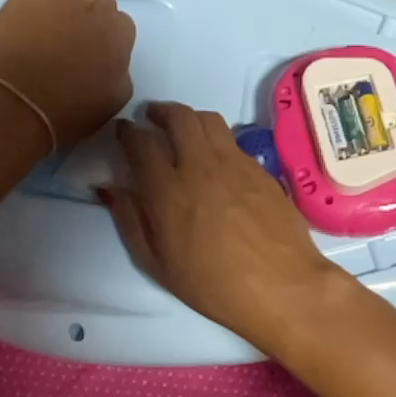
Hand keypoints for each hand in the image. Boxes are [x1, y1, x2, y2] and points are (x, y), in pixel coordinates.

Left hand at [0, 0, 135, 147]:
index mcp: (120, 41)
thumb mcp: (111, 102)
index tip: (90, 50)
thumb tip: (115, 61)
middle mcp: (100, 14)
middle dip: (91, 15)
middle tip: (70, 35)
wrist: (12, 109)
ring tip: (56, 13)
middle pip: (104, 0)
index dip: (105, 36)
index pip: (123, 24)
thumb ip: (121, 73)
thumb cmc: (63, 116)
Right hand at [106, 103, 345, 345]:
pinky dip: (216, 138)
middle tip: (151, 117)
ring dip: (189, 117)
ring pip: (209, 119)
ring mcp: (235, 162)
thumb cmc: (213, 286)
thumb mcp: (158, 265)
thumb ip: (132, 221)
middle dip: (160, 111)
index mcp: (168, 190)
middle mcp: (200, 165)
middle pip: (178, 116)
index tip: (123, 131)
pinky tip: (214, 157)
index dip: (127, 132)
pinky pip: (232, 140)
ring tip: (182, 130)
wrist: (282, 284)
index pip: (140, 142)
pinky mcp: (260, 167)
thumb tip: (113, 188)